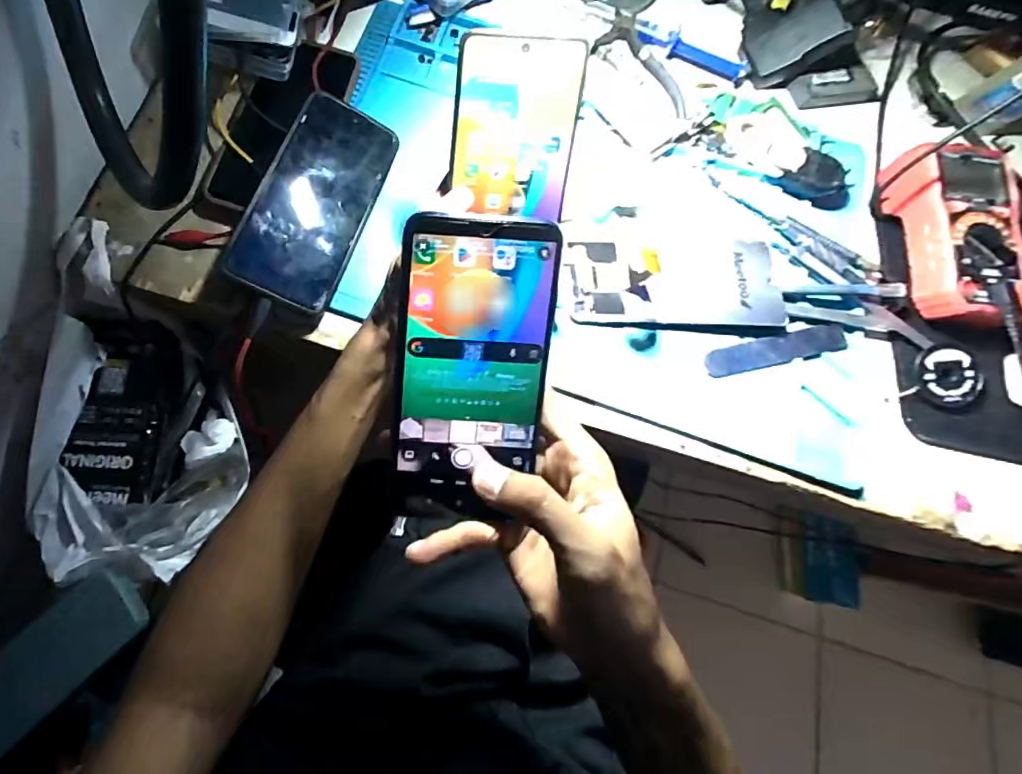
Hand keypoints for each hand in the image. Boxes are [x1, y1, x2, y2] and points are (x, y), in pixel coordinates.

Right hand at [405, 407, 660, 661]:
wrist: (613, 655)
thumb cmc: (616, 592)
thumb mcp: (584, 545)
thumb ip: (534, 503)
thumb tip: (478, 470)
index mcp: (578, 465)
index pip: (548, 411)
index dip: (516, 386)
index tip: (473, 366)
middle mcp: (547, 475)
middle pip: (504, 438)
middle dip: (467, 426)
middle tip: (421, 407)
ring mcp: (523, 503)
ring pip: (481, 476)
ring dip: (447, 474)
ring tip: (404, 458)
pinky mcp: (505, 533)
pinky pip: (470, 526)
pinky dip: (446, 537)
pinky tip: (419, 550)